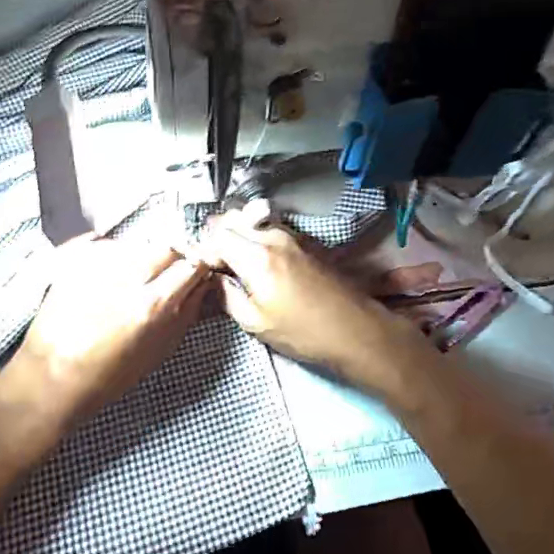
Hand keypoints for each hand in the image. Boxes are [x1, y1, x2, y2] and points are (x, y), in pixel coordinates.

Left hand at [0, 236, 209, 442]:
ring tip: (134, 279)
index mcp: (153, 305)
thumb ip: (188, 311)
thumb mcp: (161, 349)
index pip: (192, 264)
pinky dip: (117, 254)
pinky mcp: (74, 262)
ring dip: (144, 256)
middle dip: (173, 259)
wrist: (50, 378)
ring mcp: (98, 267)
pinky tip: (112, 275)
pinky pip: (108, 244)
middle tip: (166, 276)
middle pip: (167, 248)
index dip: (198, 267)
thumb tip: (204, 284)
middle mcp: (127, 279)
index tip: (197, 272)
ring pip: (138, 244)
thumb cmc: (108, 374)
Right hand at [194, 207, 429, 396]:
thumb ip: (228, 296)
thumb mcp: (256, 322)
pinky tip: (256, 261)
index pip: (216, 237)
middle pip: (234, 221)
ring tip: (231, 261)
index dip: (202, 251)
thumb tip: (213, 281)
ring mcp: (294, 237)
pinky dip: (257, 238)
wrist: (355, 328)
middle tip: (210, 261)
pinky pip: (272, 231)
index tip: (197, 268)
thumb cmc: (303, 331)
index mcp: (257, 256)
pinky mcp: (307, 243)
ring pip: (254, 223)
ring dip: (238, 234)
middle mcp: (274, 237)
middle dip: (217, 236)